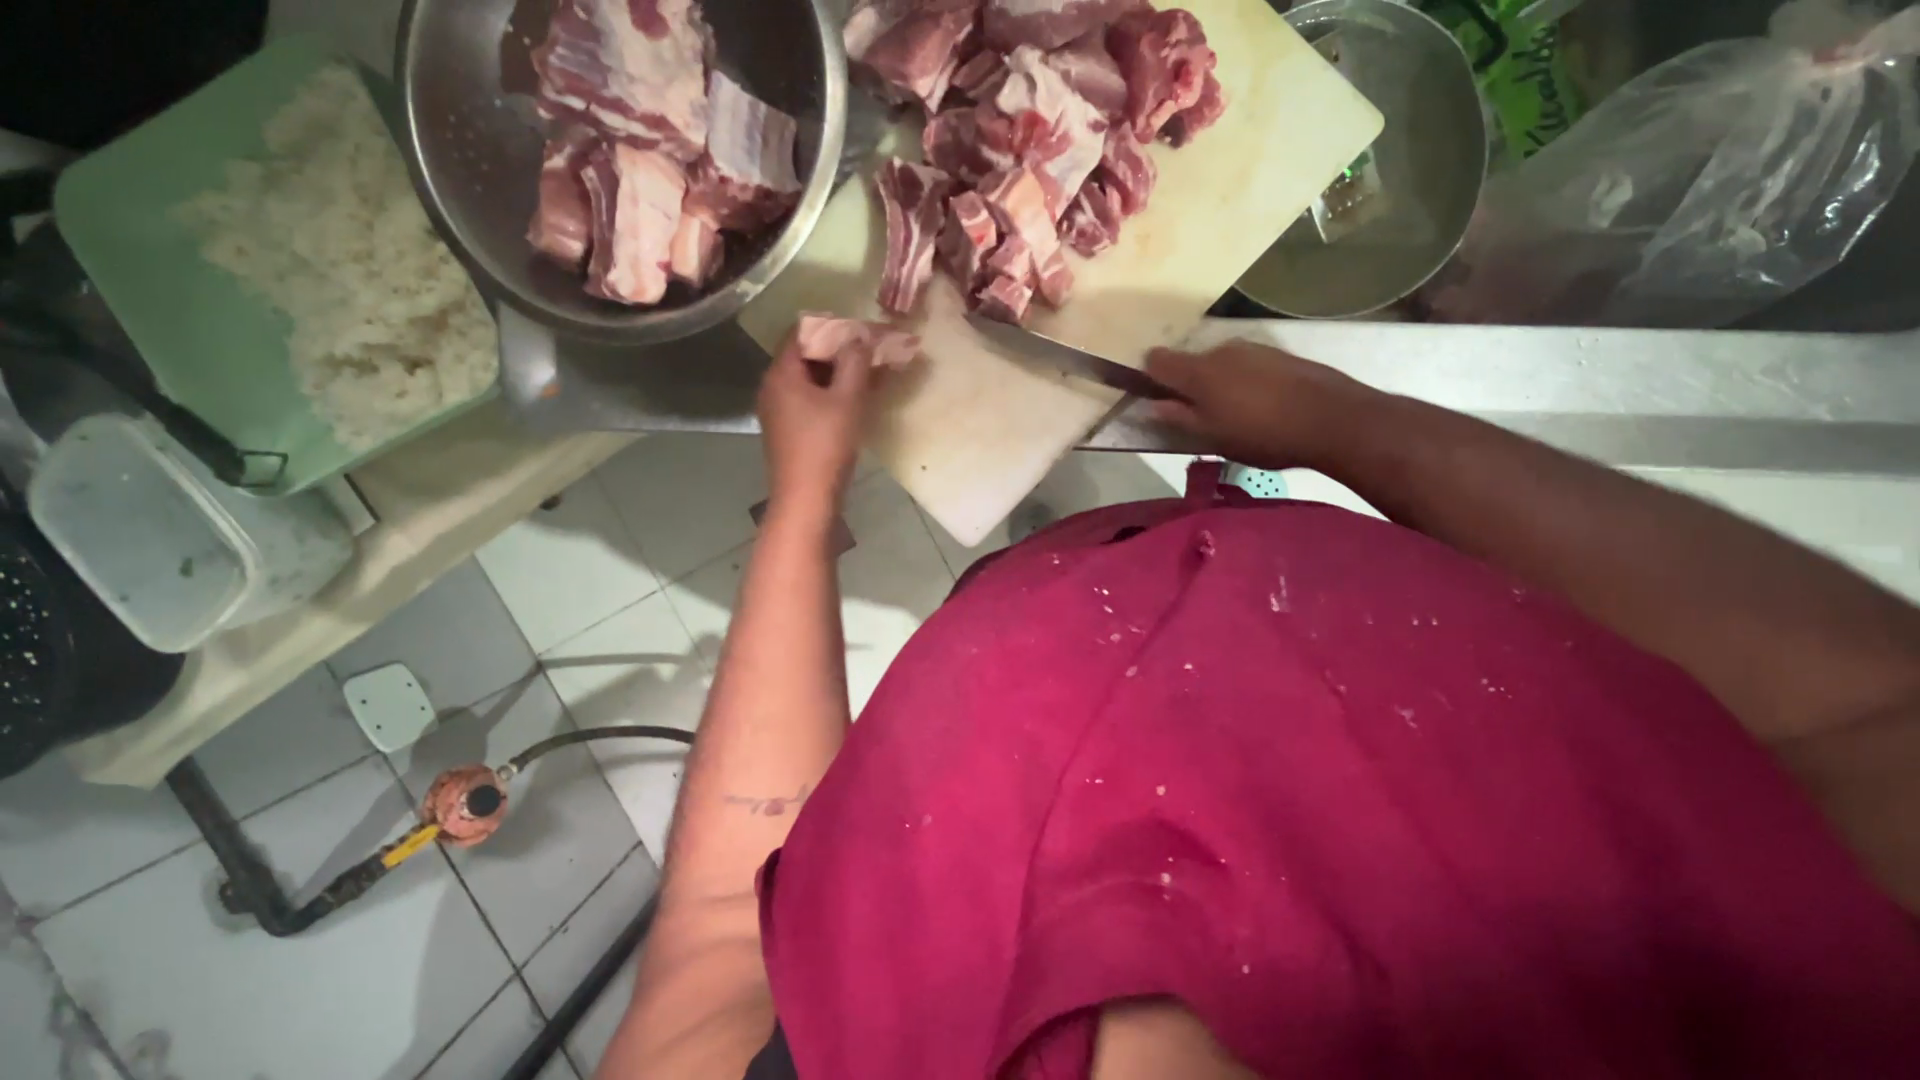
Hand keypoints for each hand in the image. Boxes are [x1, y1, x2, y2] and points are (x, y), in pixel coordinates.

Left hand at [757, 329, 875, 518]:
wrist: (806, 499)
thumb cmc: (826, 445)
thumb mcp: (848, 399)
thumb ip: (855, 361)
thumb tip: (859, 336)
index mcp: (781, 373)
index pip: (802, 332)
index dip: (833, 326)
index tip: (861, 330)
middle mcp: (772, 387)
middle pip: (805, 355)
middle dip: (839, 350)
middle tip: (871, 351)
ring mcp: (777, 410)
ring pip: (809, 380)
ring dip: (838, 374)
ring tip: (870, 374)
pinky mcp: (787, 429)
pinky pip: (809, 400)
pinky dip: (831, 393)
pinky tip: (856, 399)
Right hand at [1146, 341, 1378, 470]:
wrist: (1333, 418)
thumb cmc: (1262, 434)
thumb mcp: (1213, 436)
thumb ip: (1179, 418)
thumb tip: (1152, 404)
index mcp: (1198, 370)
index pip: (1157, 360)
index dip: (1150, 377)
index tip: (1155, 398)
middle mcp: (1221, 350)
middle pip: (1191, 363)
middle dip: (1189, 385)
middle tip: (1200, 418)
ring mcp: (1253, 348)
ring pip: (1222, 364)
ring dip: (1221, 384)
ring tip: (1236, 416)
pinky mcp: (1279, 354)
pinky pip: (1248, 366)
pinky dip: (1246, 382)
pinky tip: (1262, 406)